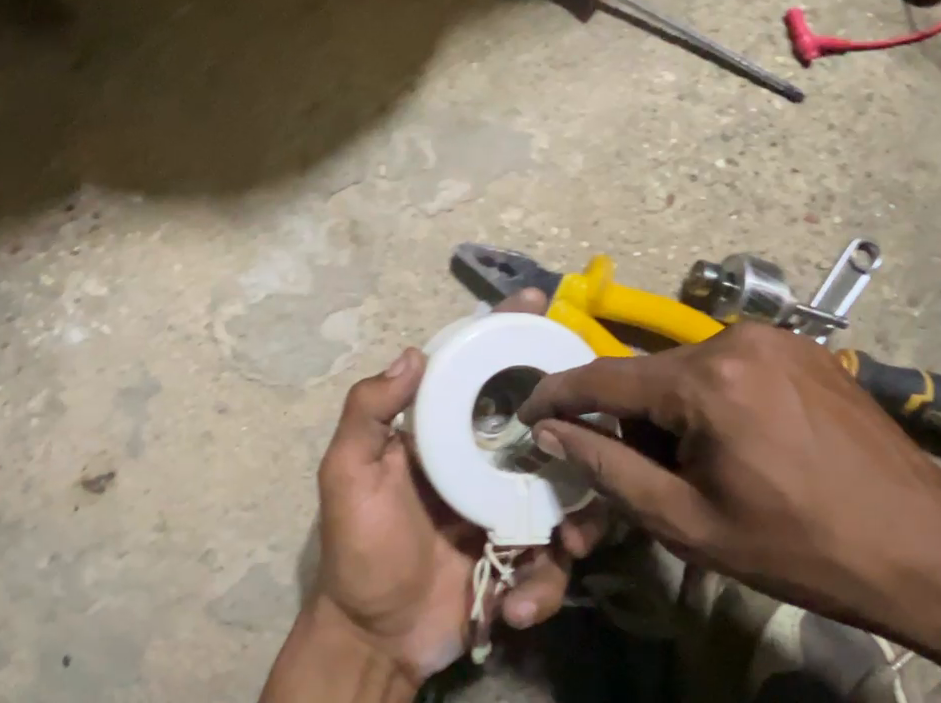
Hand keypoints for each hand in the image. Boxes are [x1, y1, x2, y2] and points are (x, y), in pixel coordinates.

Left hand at [303, 290, 605, 681]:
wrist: (375, 637)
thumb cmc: (358, 546)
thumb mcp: (347, 473)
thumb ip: (367, 412)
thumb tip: (412, 352)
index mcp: (444, 432)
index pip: (476, 371)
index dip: (505, 333)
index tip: (537, 303)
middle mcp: (482, 459)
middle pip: (542, 427)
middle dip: (576, 435)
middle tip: (593, 448)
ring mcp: (507, 508)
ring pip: (565, 493)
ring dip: (577, 521)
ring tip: (567, 545)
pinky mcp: (523, 558)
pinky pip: (553, 559)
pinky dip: (542, 585)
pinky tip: (514, 608)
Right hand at [518, 322, 940, 627]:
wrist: (929, 548)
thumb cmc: (802, 547)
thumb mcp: (690, 524)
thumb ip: (609, 468)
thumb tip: (551, 430)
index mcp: (707, 380)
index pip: (603, 377)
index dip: (556, 396)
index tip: (526, 415)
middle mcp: (735, 339)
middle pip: (648, 376)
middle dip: (629, 421)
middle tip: (640, 475)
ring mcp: (774, 336)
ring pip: (686, 370)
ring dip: (671, 412)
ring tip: (699, 469)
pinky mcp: (801, 346)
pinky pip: (727, 366)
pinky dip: (710, 400)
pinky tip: (738, 445)